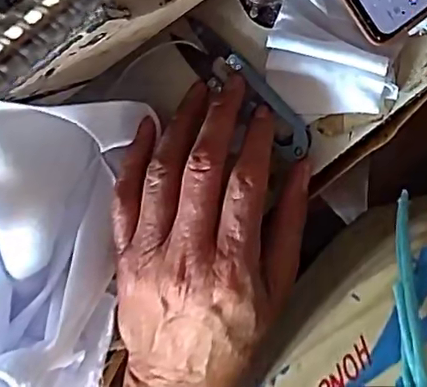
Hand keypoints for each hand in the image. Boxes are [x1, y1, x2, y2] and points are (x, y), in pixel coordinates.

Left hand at [112, 76, 310, 386]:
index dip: (256, 139)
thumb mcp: (278, 290)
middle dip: (220, 115)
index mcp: (231, 266)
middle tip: (232, 85)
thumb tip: (302, 168)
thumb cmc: (233, 340)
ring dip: (182, 123)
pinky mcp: (125, 255)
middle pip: (202, 167)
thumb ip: (291, 224)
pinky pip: (124, 197)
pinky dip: (135, 156)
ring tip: (197, 92)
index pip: (244, 184)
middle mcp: (186, 255)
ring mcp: (149, 253)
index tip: (263, 113)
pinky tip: (150, 124)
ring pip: (162, 171)